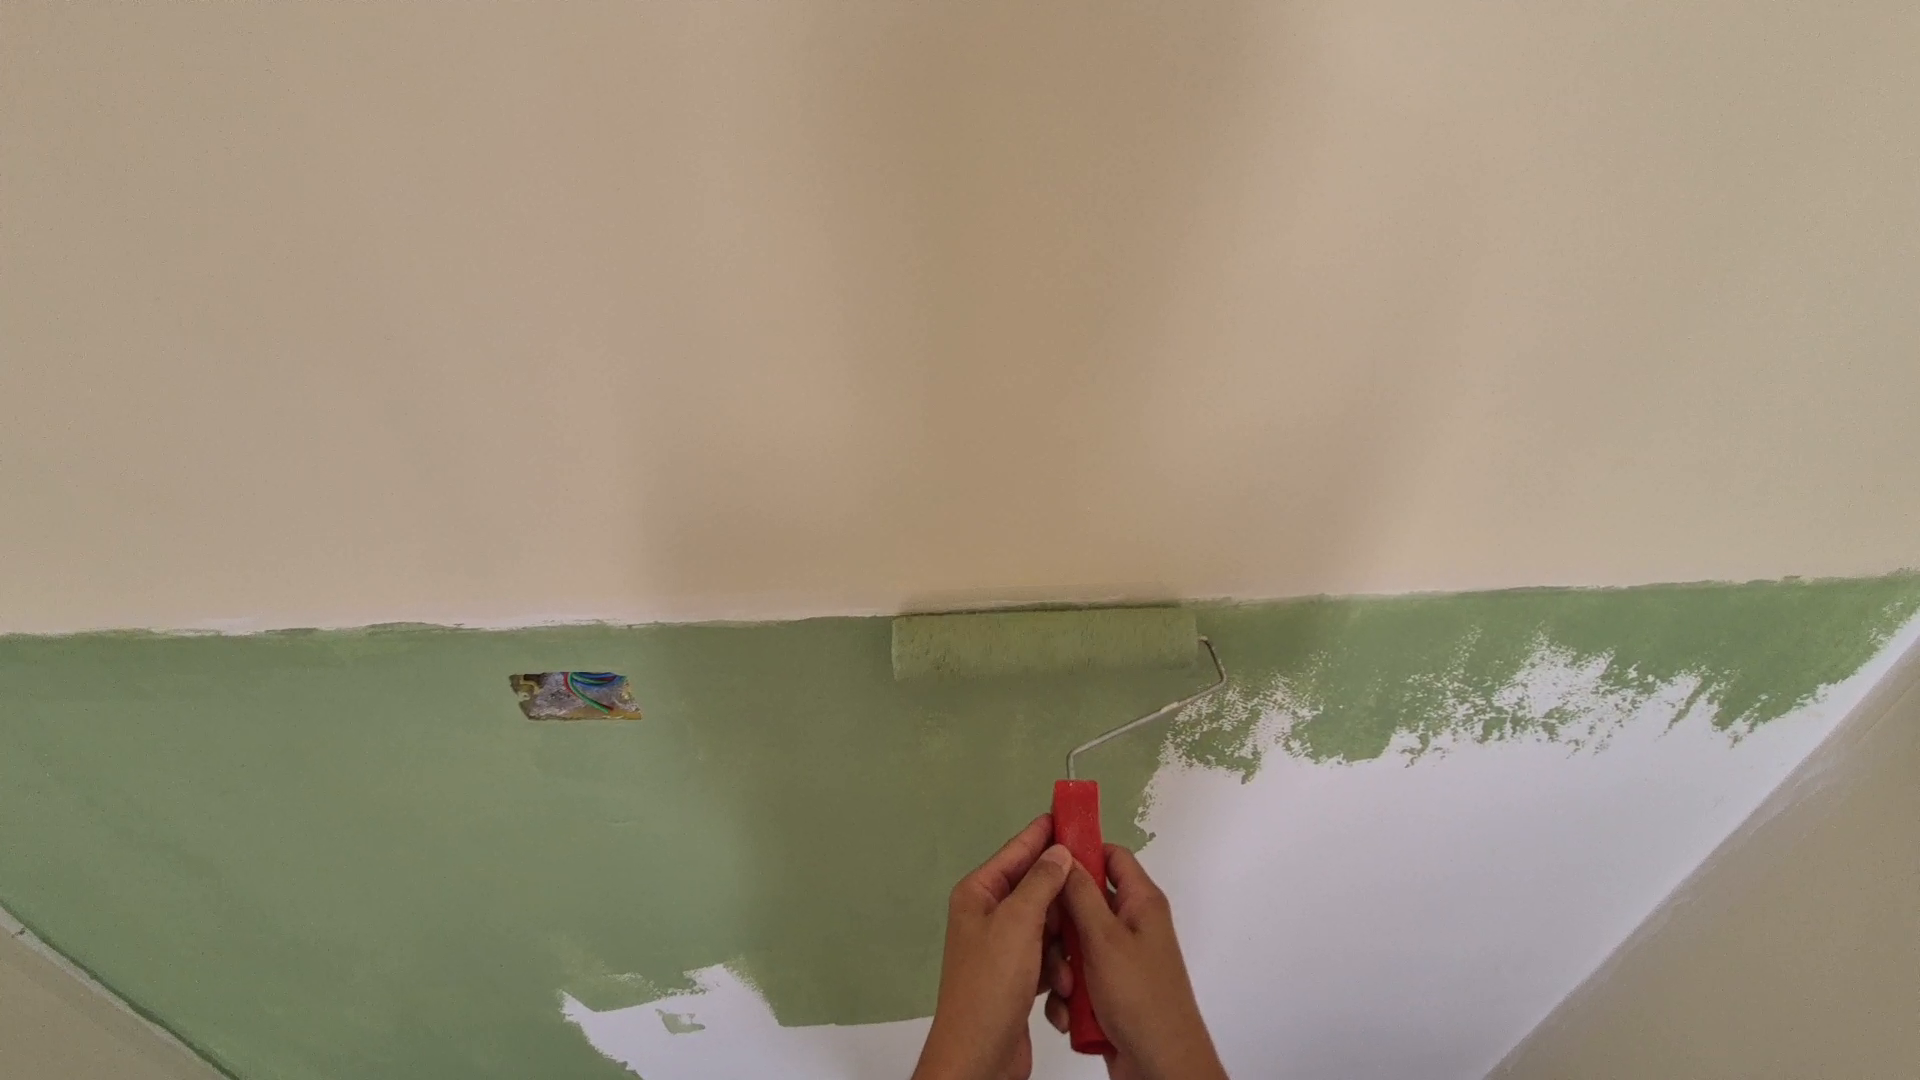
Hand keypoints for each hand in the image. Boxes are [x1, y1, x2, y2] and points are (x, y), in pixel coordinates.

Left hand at [912, 815, 1074, 1079]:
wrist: (979, 1057)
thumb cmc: (991, 984)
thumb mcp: (1018, 923)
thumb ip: (1041, 883)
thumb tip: (1059, 852)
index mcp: (978, 894)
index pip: (1015, 852)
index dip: (1041, 834)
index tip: (1068, 816)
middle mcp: (988, 915)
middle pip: (1034, 888)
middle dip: (1060, 897)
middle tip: (1090, 889)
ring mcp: (1001, 947)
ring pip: (1045, 924)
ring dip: (1062, 940)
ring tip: (1072, 953)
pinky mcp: (1016, 976)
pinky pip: (1046, 956)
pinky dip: (1057, 966)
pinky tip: (1064, 982)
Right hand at [1054, 844, 1227, 1079]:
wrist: (1162, 1072)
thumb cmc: (1139, 997)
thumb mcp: (1105, 938)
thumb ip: (1081, 893)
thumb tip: (1066, 853)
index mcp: (1140, 902)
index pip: (1111, 856)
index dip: (1081, 853)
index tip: (1046, 864)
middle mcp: (1131, 925)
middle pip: (1083, 902)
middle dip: (1061, 925)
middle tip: (1050, 941)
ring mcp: (1119, 961)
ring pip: (1074, 944)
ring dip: (1062, 968)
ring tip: (1064, 991)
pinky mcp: (1108, 992)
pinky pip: (1077, 979)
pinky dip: (1068, 996)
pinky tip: (1066, 1015)